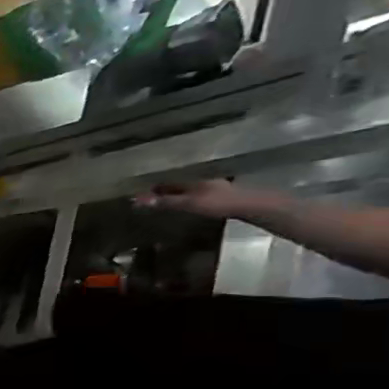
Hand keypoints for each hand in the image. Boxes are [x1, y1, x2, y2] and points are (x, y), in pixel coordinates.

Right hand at [133, 178, 266, 218]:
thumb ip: (165, 202)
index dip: (155, 188)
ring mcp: (215, 188)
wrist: (251, 205)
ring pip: (192, 190)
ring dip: (181, 195)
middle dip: (167, 191)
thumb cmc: (218, 203)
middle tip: (155, 198)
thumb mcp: (188, 204)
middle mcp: (202, 182)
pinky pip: (202, 196)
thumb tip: (137, 200)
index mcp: (192, 182)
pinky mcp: (224, 196)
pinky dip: (193, 199)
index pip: (168, 184)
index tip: (142, 193)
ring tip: (172, 201)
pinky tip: (194, 205)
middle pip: (180, 185)